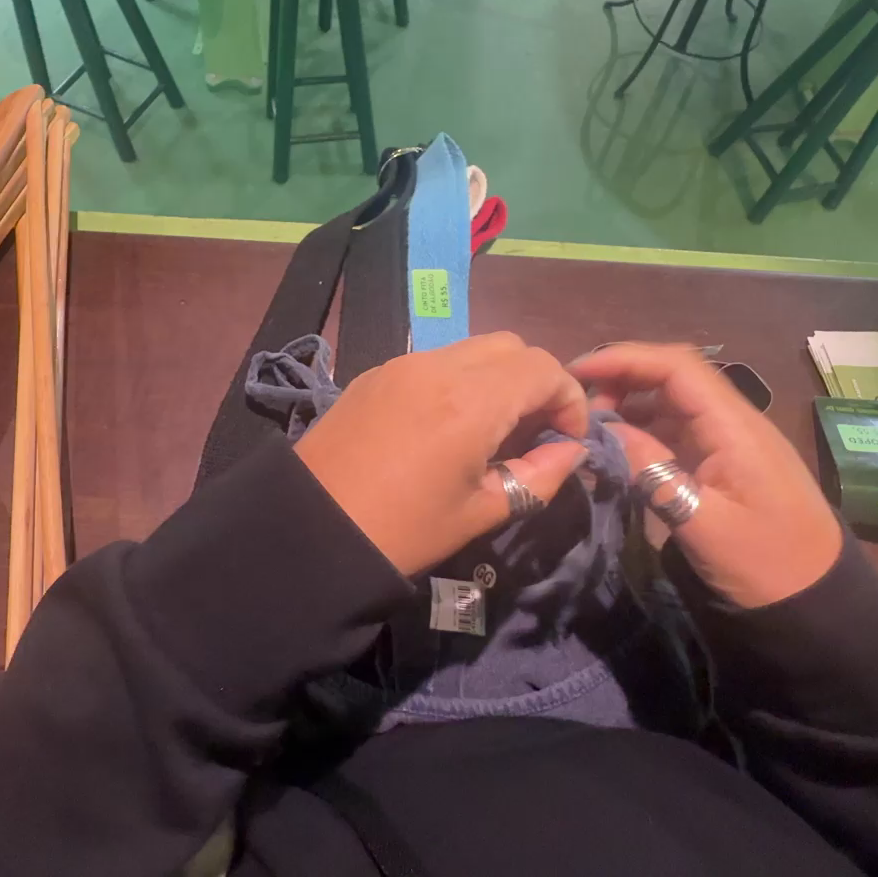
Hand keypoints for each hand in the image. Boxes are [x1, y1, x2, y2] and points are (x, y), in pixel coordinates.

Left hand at [294, 333, 590, 575]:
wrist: (307, 529)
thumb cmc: (402, 530)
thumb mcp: (480, 512)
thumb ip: (538, 475)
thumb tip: (570, 450)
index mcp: (472, 401)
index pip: (544, 368)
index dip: (569, 399)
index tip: (566, 440)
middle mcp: (439, 366)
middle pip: (511, 346)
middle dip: (535, 382)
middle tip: (531, 432)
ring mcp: (403, 363)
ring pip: (472, 348)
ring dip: (496, 377)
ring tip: (490, 430)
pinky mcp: (376, 372)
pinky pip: (435, 360)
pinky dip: (459, 378)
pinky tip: (446, 424)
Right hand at [570, 343, 841, 607]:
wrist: (819, 603)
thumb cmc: (765, 565)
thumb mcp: (701, 524)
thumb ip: (652, 471)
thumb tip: (602, 430)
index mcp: (734, 427)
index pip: (676, 366)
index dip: (624, 359)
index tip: (578, 374)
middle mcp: (734, 421)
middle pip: (673, 376)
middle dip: (622, 379)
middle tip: (579, 407)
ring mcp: (730, 440)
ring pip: (673, 400)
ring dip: (630, 403)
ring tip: (592, 427)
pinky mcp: (725, 460)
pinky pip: (679, 428)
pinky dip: (644, 428)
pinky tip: (620, 447)